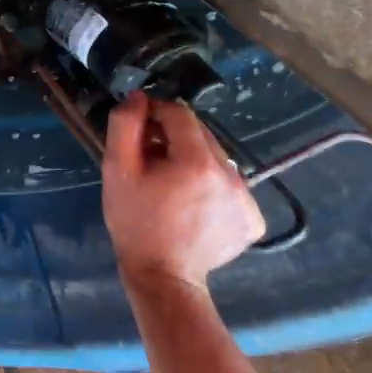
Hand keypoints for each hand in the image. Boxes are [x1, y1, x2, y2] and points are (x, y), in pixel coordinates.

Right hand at [102, 91, 264, 291]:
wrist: (163, 275)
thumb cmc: (134, 219)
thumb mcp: (117, 168)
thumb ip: (126, 125)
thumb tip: (140, 97)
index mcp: (198, 163)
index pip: (180, 114)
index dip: (155, 111)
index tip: (138, 125)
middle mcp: (232, 177)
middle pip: (200, 135)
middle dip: (172, 136)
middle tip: (148, 156)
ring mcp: (248, 200)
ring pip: (216, 158)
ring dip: (192, 158)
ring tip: (169, 181)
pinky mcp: (254, 219)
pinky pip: (229, 184)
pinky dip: (210, 183)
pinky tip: (192, 200)